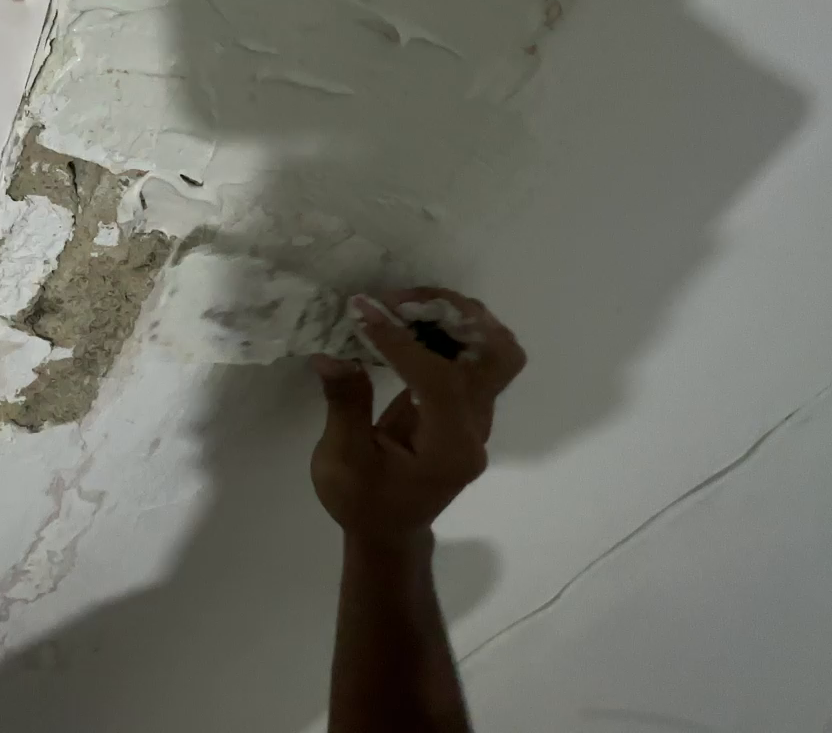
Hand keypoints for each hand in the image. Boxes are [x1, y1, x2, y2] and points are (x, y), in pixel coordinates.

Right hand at [310, 287, 526, 547]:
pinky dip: (445, 329)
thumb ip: (345, 406)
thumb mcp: (342, 459)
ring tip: (401, 304)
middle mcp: (474, 428)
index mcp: (449, 447)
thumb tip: (333, 355)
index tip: (364, 310)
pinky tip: (406, 320)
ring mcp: (474, 417)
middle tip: (401, 300)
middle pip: (498, 355)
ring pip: (492, 350)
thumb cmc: (362, 502)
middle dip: (456, 315)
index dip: (403, 340)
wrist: (387, 532)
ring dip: (454, 317)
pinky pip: (471, 356)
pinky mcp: (462, 408)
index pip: (441, 379)